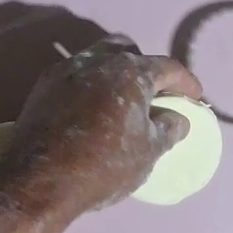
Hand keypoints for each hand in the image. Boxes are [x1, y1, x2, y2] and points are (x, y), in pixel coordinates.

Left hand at [0, 36, 202, 219]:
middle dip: (145, 69)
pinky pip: (76, 76)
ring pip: (98, 59)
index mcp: (130, 72)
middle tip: (153, 94)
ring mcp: (66, 70)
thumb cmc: (103, 166)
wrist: (39, 180)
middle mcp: (98, 61)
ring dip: (115, 75)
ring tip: (122, 102)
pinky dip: (91, 87)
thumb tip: (177, 118)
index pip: (167, 67)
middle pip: (128, 52)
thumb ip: (168, 129)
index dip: (185, 81)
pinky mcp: (44, 86)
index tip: (193, 96)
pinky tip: (93, 110)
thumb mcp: (148, 152)